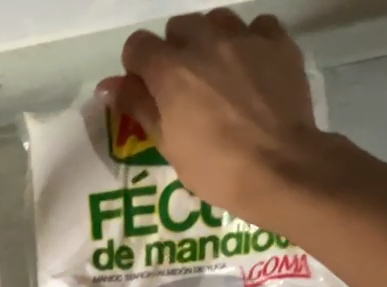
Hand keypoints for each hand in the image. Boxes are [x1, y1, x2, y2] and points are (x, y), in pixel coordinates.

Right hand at [99, 8, 335, 228]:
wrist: (278, 166)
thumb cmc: (213, 166)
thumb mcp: (166, 143)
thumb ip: (137, 106)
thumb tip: (107, 85)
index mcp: (170, 70)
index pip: (137, 45)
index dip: (137, 66)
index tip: (145, 89)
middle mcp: (205, 42)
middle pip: (178, 27)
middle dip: (174, 51)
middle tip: (183, 86)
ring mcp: (245, 38)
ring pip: (217, 20)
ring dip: (210, 40)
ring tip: (218, 72)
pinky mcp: (279, 42)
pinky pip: (257, 26)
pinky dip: (249, 41)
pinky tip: (250, 67)